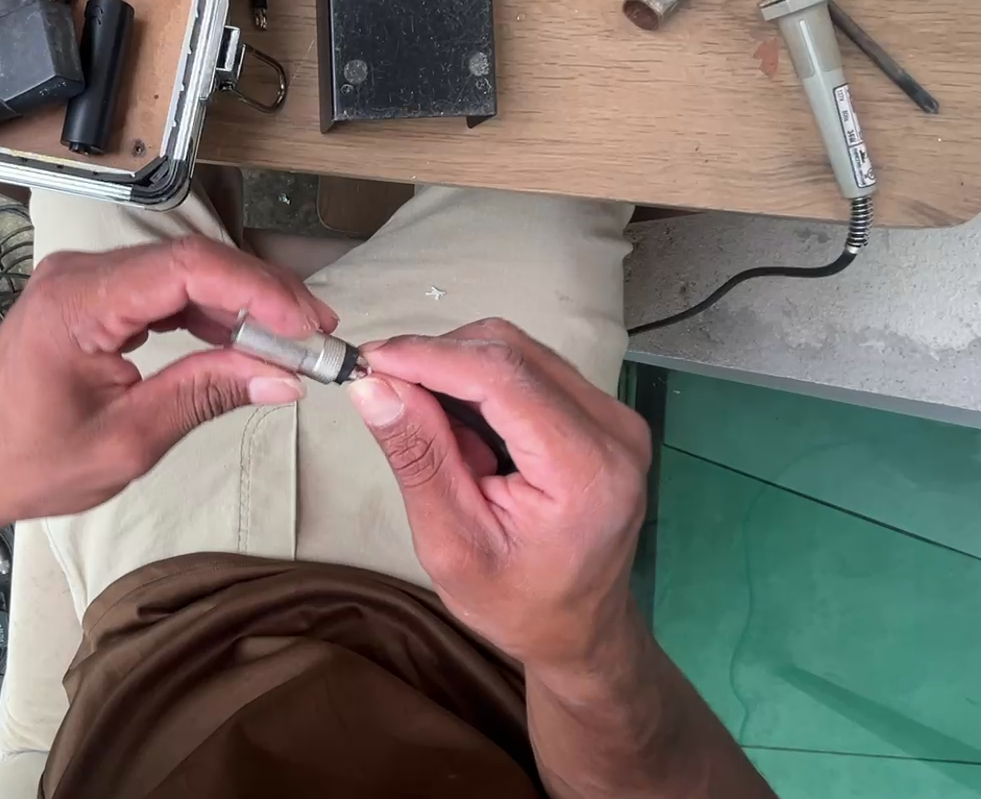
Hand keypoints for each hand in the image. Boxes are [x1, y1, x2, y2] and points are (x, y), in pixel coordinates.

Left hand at [0, 235, 336, 589]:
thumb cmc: (32, 465)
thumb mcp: (127, 440)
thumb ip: (205, 395)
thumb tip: (284, 378)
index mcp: (77, 301)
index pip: (186, 268)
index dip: (257, 289)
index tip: (309, 324)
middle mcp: (78, 273)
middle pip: (188, 262)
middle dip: (259, 294)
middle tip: (315, 332)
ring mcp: (81, 281)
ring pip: (179, 273)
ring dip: (237, 303)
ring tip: (290, 338)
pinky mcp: (87, 297)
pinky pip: (158, 291)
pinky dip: (204, 312)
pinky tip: (239, 337)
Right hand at [347, 319, 651, 680]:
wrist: (579, 631)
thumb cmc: (515, 602)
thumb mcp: (451, 543)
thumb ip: (418, 458)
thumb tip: (372, 385)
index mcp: (585, 470)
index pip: (502, 377)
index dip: (430, 356)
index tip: (368, 360)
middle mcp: (612, 428)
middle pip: (508, 350)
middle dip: (435, 356)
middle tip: (382, 385)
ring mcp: (610, 415)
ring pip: (513, 348)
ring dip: (451, 363)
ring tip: (417, 409)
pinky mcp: (596, 411)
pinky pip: (524, 365)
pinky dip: (473, 375)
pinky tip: (451, 414)